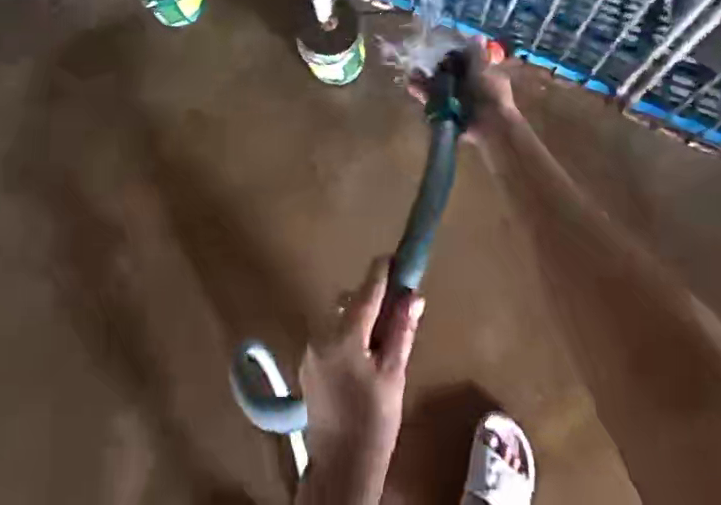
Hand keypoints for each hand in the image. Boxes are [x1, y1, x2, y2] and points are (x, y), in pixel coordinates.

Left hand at [297, 258, 423, 503]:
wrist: (342, 464)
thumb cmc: (375, 420)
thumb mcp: (394, 373)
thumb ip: (401, 330)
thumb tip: (413, 294)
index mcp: (345, 335)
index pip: (366, 291)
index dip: (382, 271)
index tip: (395, 257)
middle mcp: (322, 335)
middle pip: (349, 302)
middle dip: (371, 299)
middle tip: (396, 310)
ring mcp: (310, 350)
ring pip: (337, 318)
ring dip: (358, 318)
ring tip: (380, 339)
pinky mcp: (307, 365)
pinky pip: (329, 337)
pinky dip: (346, 336)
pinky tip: (361, 357)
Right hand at [405, 42, 518, 146]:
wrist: (493, 125)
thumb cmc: (492, 93)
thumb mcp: (486, 70)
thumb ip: (478, 54)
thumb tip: (478, 35)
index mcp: (477, 73)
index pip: (459, 60)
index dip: (447, 54)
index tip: (433, 45)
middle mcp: (465, 85)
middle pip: (444, 73)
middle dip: (431, 67)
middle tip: (416, 59)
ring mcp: (454, 99)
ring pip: (435, 86)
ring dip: (423, 80)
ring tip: (410, 73)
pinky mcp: (445, 112)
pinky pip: (431, 101)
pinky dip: (421, 94)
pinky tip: (410, 87)